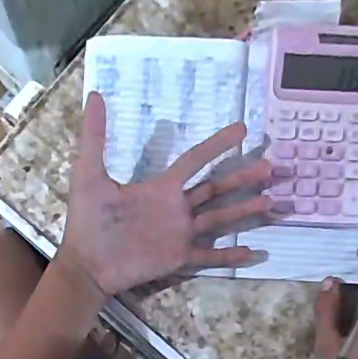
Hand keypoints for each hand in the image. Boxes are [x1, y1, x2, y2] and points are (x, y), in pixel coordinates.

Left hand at [58, 92, 274, 294]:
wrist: (86, 263)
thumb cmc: (88, 220)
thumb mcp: (89, 173)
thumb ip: (95, 137)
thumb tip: (94, 95)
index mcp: (161, 188)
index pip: (195, 160)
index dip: (217, 144)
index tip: (241, 129)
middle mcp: (176, 209)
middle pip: (216, 189)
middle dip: (243, 178)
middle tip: (271, 167)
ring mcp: (180, 234)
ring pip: (220, 219)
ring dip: (245, 211)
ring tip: (271, 202)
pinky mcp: (178, 258)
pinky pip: (209, 257)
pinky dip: (230, 256)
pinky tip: (253, 252)